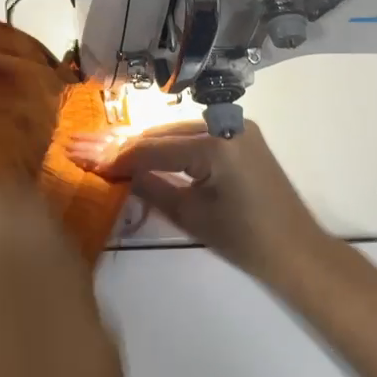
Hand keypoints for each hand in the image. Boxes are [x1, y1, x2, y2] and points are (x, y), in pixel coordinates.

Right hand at [71, 120, 327, 285]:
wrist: (297, 251)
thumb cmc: (245, 240)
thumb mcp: (189, 215)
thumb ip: (149, 186)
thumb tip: (113, 171)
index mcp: (215, 144)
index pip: (152, 149)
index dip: (114, 156)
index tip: (80, 157)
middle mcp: (225, 125)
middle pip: (160, 134)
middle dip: (119, 144)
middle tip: (79, 145)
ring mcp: (235, 126)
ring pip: (173, 132)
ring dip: (139, 142)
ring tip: (99, 147)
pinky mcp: (239, 135)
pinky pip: (191, 136)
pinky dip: (164, 145)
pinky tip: (136, 149)